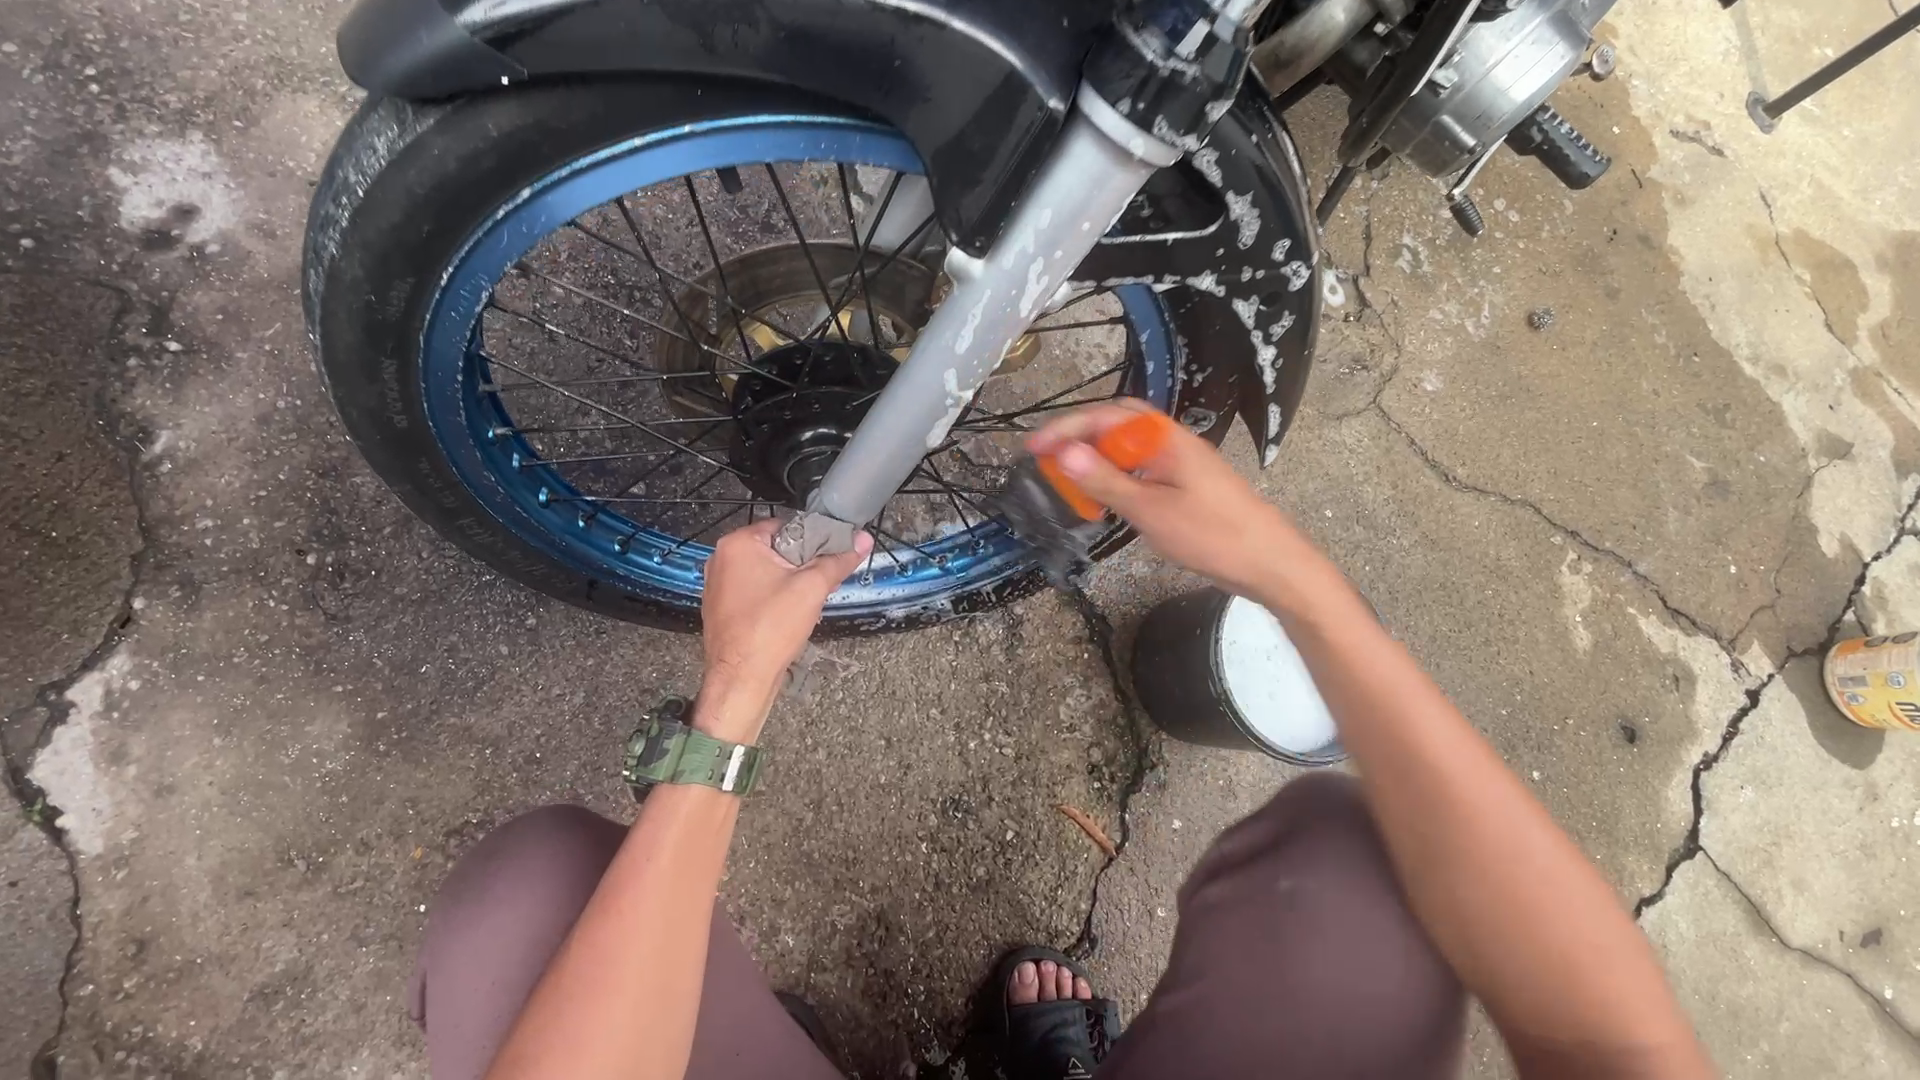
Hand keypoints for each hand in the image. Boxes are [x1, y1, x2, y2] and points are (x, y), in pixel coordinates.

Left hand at [697, 518, 872, 740]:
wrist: (743, 677)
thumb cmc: (767, 631)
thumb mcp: (813, 588)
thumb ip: (838, 560)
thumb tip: (860, 541)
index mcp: (738, 544)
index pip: (786, 526)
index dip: (813, 540)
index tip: (830, 554)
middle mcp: (722, 560)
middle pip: (776, 549)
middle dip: (802, 564)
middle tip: (818, 582)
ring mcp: (719, 585)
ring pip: (767, 571)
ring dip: (788, 583)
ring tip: (802, 602)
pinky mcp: (723, 607)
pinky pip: (755, 591)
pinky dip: (773, 598)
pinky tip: (786, 616)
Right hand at [1026, 400, 1304, 598]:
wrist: (1269, 562)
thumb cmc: (1212, 535)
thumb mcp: (1150, 510)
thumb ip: (1105, 480)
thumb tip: (1064, 452)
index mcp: (1165, 439)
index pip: (1105, 416)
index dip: (1065, 428)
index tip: (1034, 446)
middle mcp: (1172, 442)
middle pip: (1117, 422)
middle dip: (1080, 435)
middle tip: (1050, 456)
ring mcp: (1180, 463)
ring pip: (1129, 447)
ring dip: (1097, 457)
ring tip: (1071, 479)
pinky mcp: (1185, 486)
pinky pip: (1142, 469)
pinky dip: (1117, 476)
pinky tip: (1106, 499)